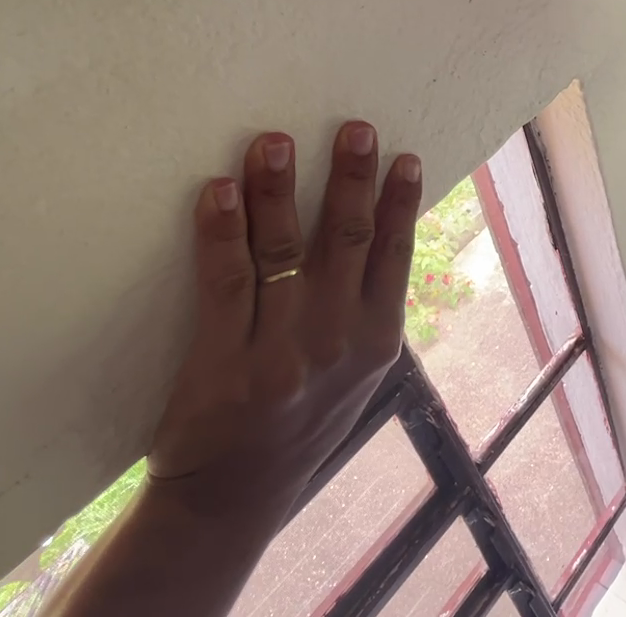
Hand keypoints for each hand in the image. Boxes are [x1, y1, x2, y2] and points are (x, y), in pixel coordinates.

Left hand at [146, 122, 422, 521]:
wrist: (234, 496)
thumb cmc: (305, 420)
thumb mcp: (359, 373)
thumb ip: (369, 308)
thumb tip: (380, 230)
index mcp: (378, 340)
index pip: (395, 254)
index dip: (402, 201)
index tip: (405, 156)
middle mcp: (337, 341)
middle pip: (348, 241)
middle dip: (352, 179)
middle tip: (355, 128)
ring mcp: (280, 352)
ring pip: (285, 252)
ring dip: (282, 190)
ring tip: (276, 140)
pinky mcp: (222, 363)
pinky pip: (225, 282)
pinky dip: (223, 231)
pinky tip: (221, 190)